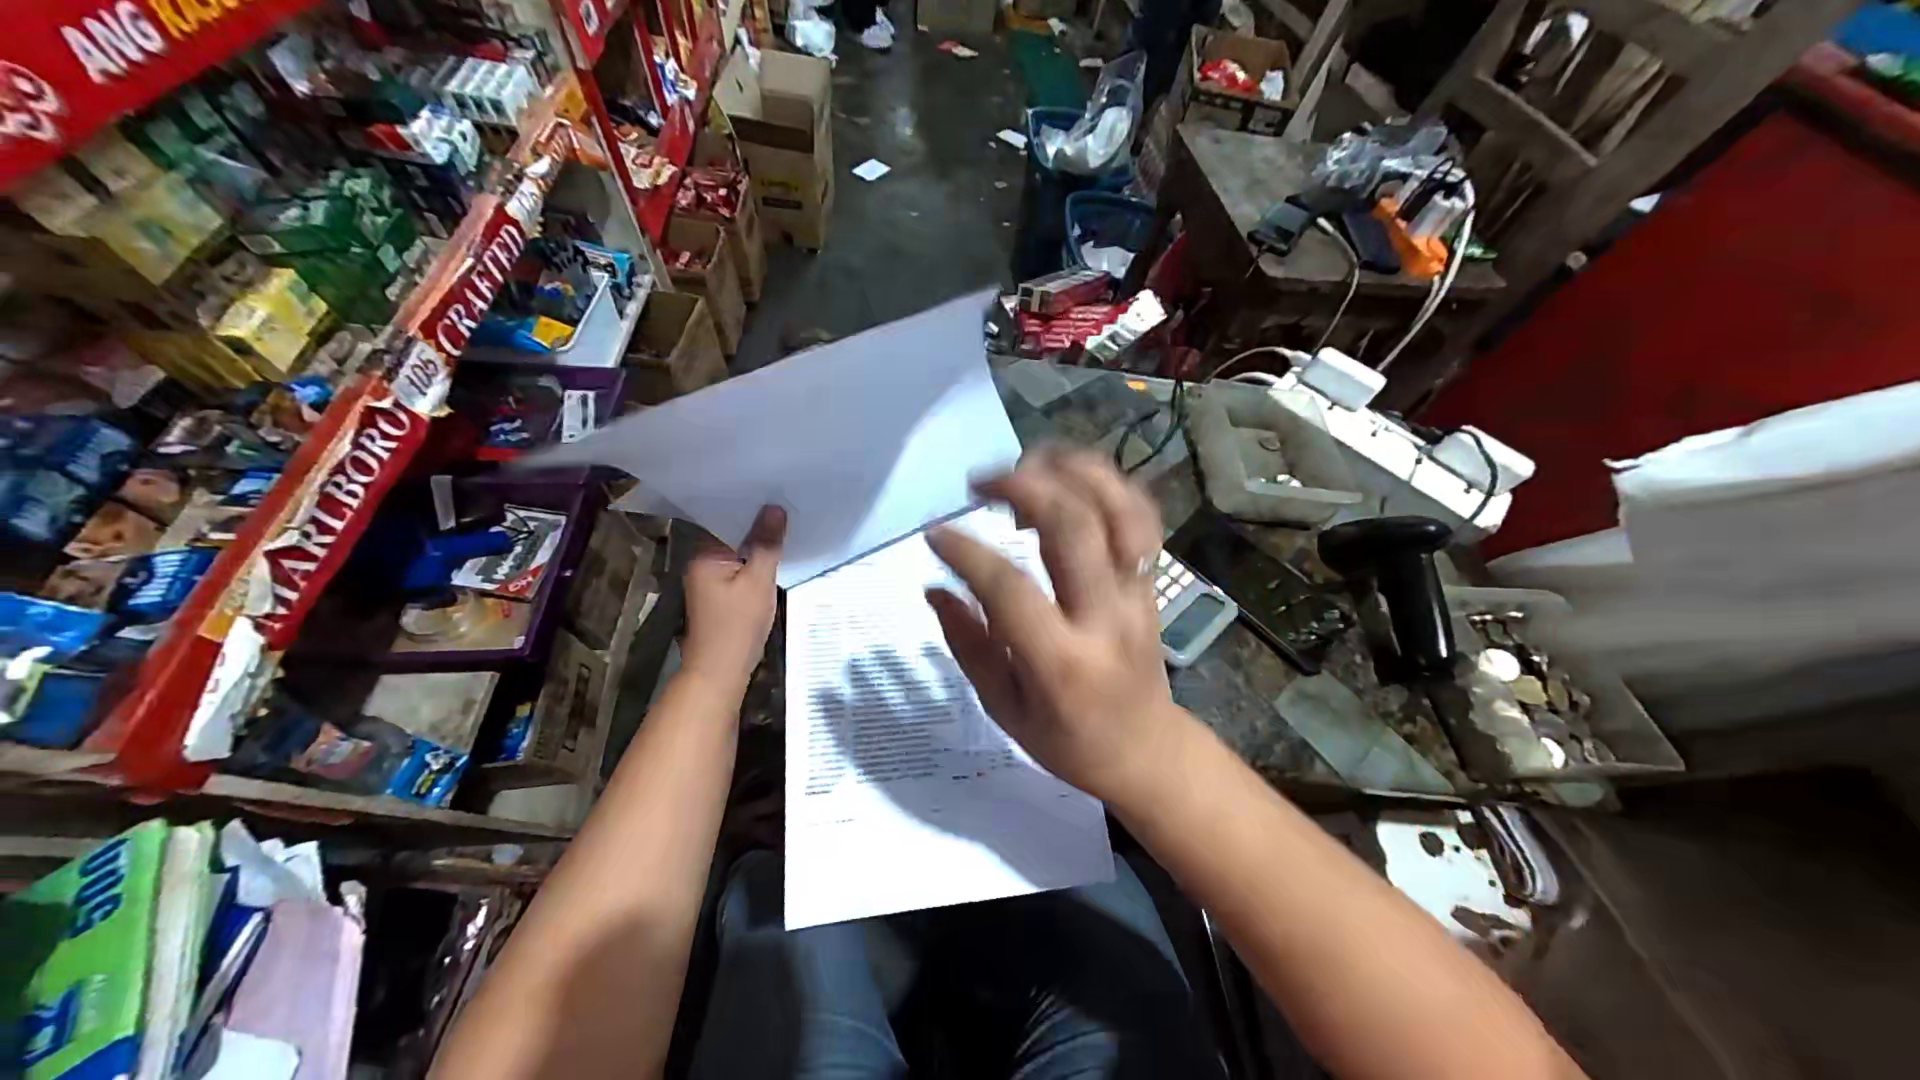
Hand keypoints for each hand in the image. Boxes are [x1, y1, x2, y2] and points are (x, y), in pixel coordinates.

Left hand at [682, 505, 784, 687]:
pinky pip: (738, 568)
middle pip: (731, 534)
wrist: (720, 672)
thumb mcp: (758, 581)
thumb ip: (766, 544)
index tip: (774, 490)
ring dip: (757, 544)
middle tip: (786, 504)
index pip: (725, 518)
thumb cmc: (737, 625)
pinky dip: (754, 562)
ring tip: (785, 526)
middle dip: (756, 524)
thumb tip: (775, 508)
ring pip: (736, 552)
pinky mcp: (719, 595)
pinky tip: (774, 556)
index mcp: (703, 555)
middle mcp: (701, 563)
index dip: (749, 505)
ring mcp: (708, 580)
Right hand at [925, 449, 1198, 805]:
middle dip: (1023, 487)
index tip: (935, 534)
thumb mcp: (1003, 707)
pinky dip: (1108, 484)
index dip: (968, 552)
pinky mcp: (1153, 582)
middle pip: (1074, 527)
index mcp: (1061, 661)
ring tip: (1028, 462)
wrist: (1145, 750)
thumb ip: (968, 644)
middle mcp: (1106, 617)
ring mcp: (1138, 593)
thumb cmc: (1067, 740)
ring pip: (1119, 509)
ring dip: (1073, 471)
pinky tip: (1071, 477)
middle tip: (980, 483)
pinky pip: (1141, 517)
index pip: (1011, 588)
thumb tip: (935, 588)